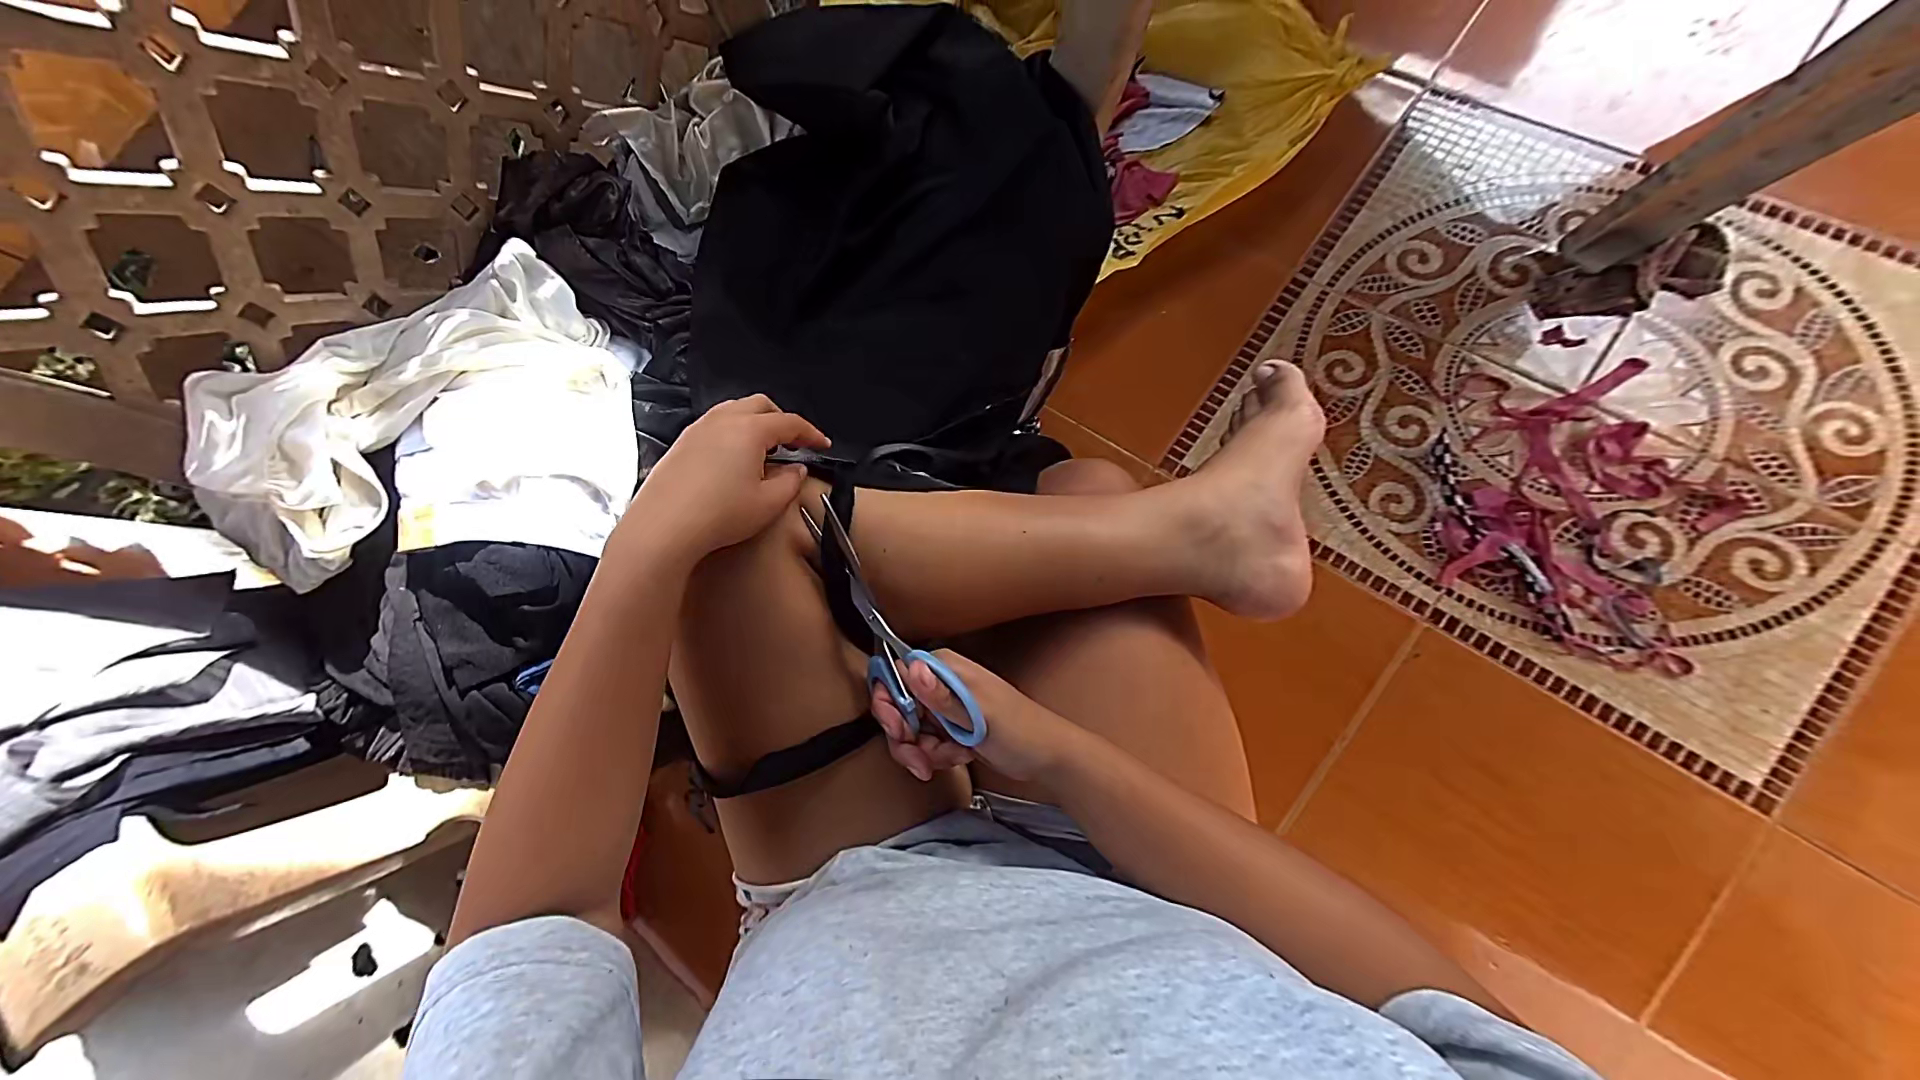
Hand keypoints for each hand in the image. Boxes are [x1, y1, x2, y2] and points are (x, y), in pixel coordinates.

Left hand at [622, 394, 828, 562]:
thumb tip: (796, 471)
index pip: (790, 422)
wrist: (663, 528)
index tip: (822, 443)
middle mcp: (721, 422)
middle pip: (761, 405)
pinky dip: (733, 434)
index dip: (811, 433)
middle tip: (795, 442)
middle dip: (782, 420)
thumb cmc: (715, 515)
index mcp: (749, 430)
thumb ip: (791, 482)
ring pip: (734, 411)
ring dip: (756, 424)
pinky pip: (714, 427)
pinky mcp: (681, 445)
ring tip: (767, 450)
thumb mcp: (769, 504)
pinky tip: (737, 461)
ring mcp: (697, 431)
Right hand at [869, 649, 1082, 782]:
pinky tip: (958, 757)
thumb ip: (942, 695)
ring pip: (910, 728)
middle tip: (920, 756)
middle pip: (899, 706)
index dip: (890, 703)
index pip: (897, 673)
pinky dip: (936, 756)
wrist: (1047, 757)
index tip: (900, 729)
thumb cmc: (1022, 731)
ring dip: (924, 751)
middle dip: (906, 737)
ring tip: (950, 757)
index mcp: (946, 668)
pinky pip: (926, 742)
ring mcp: (946, 705)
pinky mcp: (951, 726)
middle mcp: (942, 682)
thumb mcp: (979, 715)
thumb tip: (912, 668)